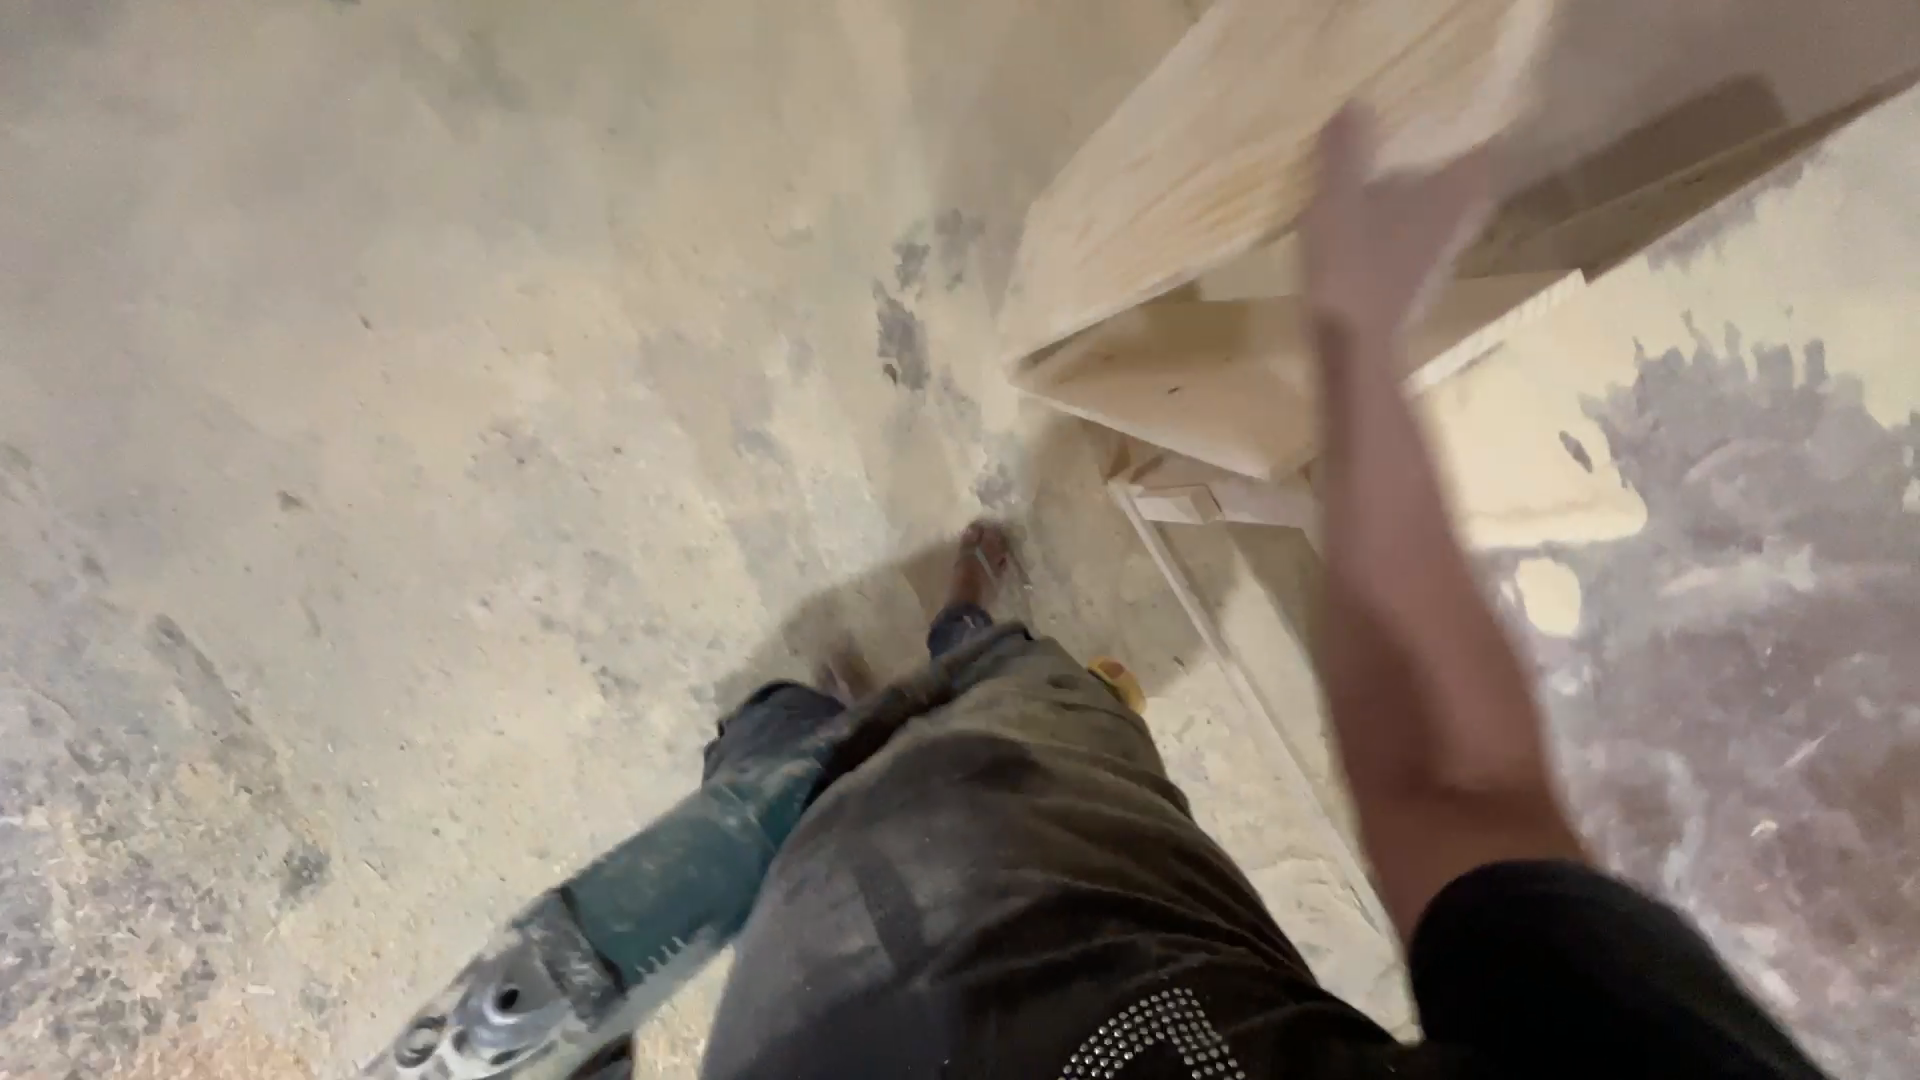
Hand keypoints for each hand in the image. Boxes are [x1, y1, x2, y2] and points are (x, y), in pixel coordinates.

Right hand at [1302, 103, 1496, 342]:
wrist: (1352, 351)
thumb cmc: (1351, 271)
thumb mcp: (1337, 203)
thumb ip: (1345, 153)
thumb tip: (1354, 106)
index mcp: (1457, 189)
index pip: (1481, 138)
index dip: (1460, 119)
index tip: (1430, 107)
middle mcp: (1461, 218)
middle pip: (1457, 173)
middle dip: (1430, 158)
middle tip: (1395, 139)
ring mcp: (1441, 255)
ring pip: (1433, 208)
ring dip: (1409, 194)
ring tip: (1371, 179)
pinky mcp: (1416, 283)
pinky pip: (1411, 238)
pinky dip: (1393, 228)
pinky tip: (1360, 229)